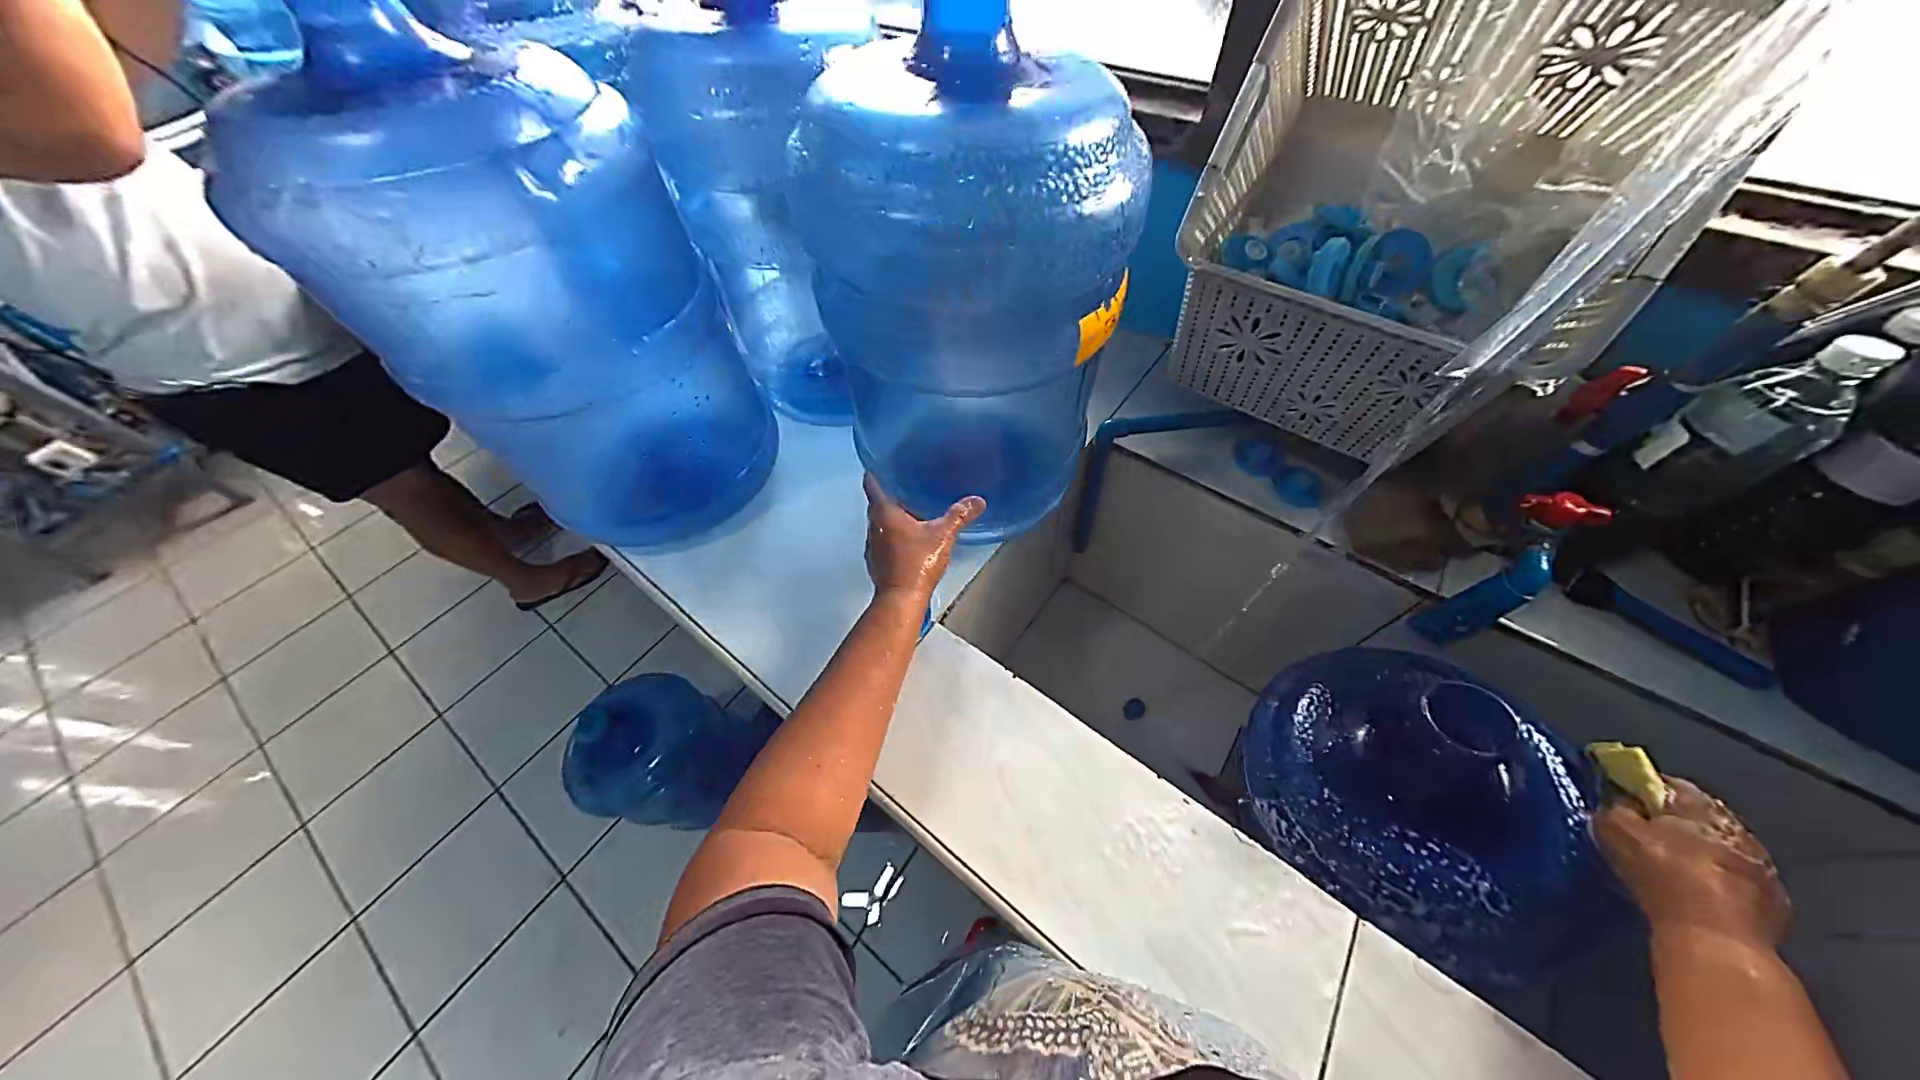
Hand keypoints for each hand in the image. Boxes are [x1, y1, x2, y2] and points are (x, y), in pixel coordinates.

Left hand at [862, 473, 983, 599]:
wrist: (902, 598)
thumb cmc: (915, 565)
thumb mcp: (942, 535)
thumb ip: (958, 515)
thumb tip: (975, 501)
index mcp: (884, 513)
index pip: (872, 483)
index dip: (876, 471)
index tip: (882, 464)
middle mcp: (874, 527)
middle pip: (876, 504)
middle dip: (889, 495)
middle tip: (904, 487)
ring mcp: (873, 545)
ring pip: (878, 524)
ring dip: (890, 518)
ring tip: (909, 513)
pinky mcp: (876, 562)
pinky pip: (882, 542)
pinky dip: (892, 537)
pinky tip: (908, 541)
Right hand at [1595, 776, 1789, 949]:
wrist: (1717, 937)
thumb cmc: (1662, 875)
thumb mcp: (1616, 831)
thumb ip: (1614, 807)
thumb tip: (1619, 801)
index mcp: (1700, 807)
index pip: (1668, 783)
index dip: (1643, 788)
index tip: (1624, 800)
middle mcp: (1739, 829)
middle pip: (1700, 816)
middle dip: (1675, 821)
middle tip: (1645, 834)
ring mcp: (1763, 867)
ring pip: (1722, 847)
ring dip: (1702, 851)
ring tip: (1674, 867)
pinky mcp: (1775, 901)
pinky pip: (1739, 879)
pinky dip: (1720, 881)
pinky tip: (1701, 894)